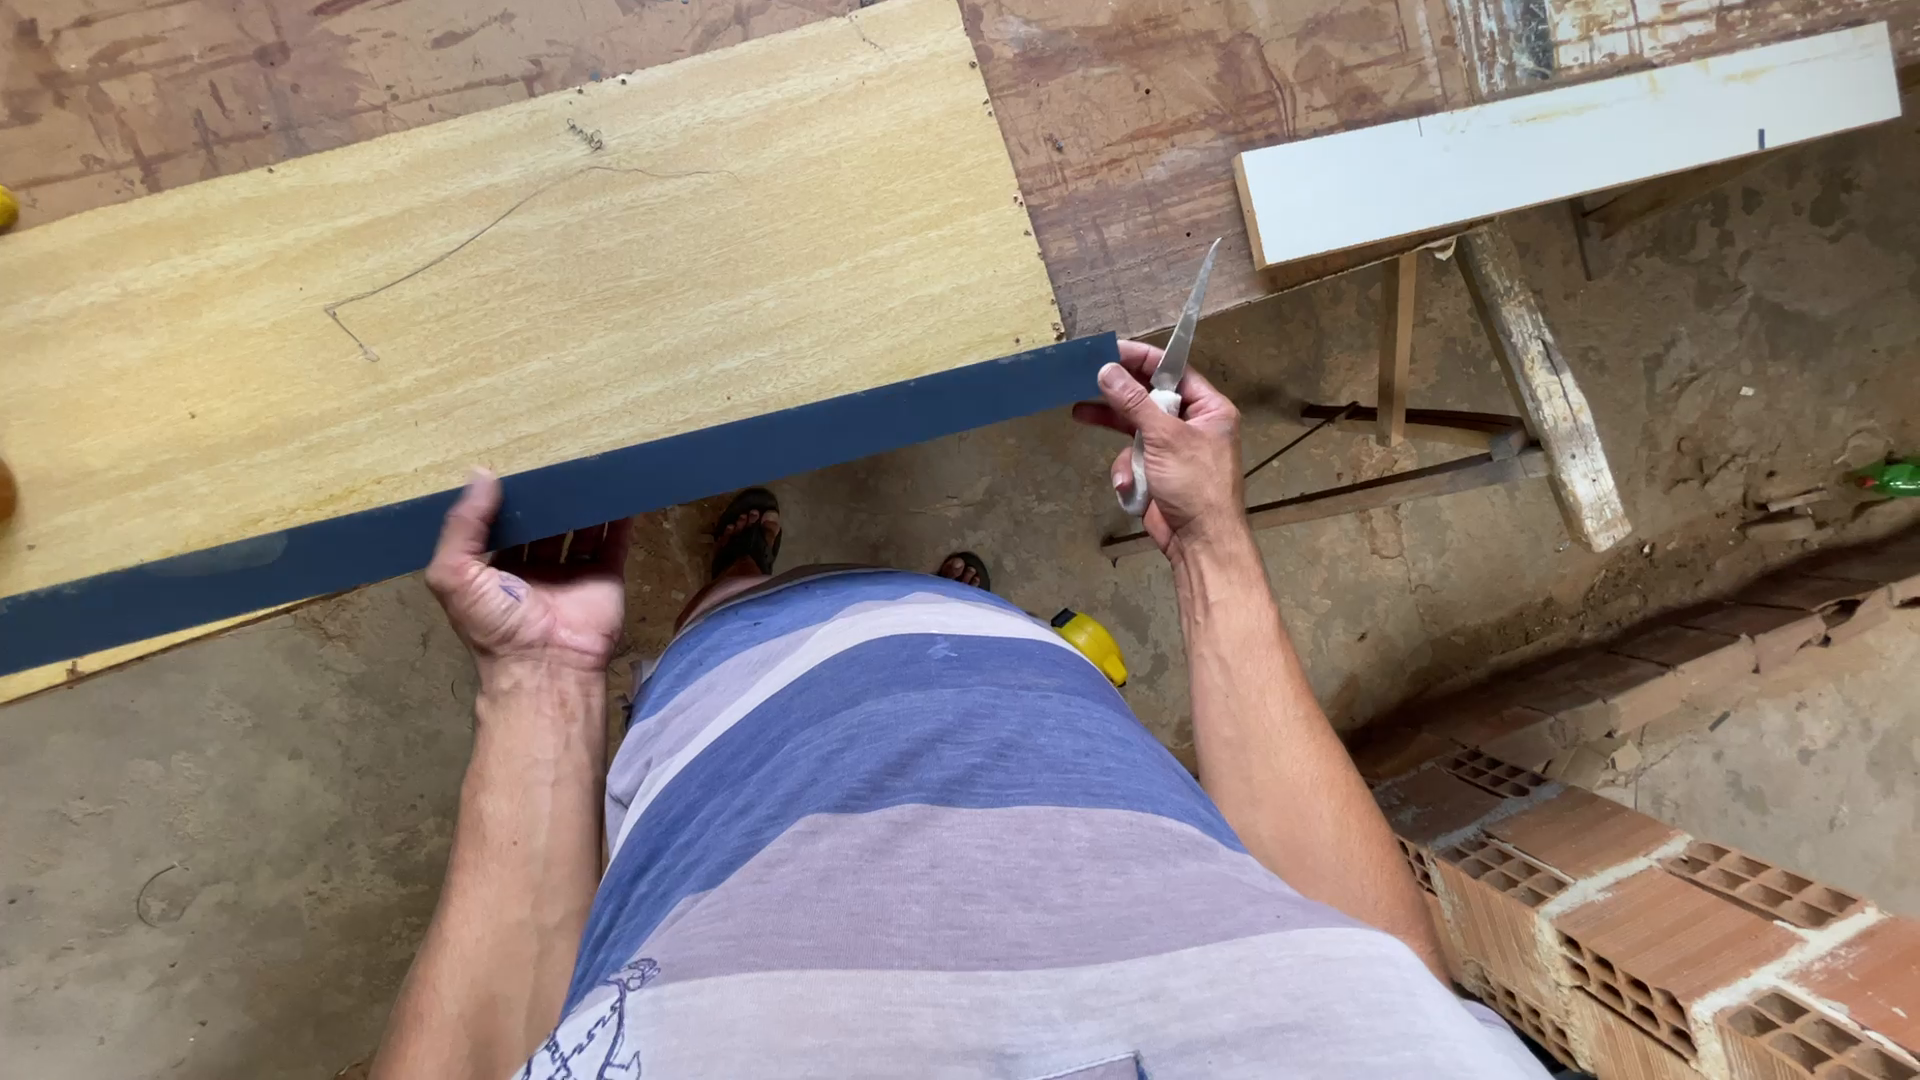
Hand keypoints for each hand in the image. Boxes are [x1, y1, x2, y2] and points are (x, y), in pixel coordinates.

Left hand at [425, 468, 631, 685]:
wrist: (546, 662)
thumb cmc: (493, 622)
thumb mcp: (453, 574)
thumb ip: (464, 525)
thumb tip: (482, 473)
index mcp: (495, 569)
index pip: (501, 525)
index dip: (506, 499)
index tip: (514, 465)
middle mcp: (535, 568)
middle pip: (545, 524)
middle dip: (549, 497)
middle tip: (555, 459)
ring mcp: (574, 572)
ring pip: (581, 529)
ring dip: (584, 503)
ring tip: (589, 469)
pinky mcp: (606, 576)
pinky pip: (615, 542)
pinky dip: (620, 519)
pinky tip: (621, 492)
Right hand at [1072, 340, 1245, 559]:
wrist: (1200, 541)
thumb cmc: (1196, 485)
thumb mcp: (1164, 437)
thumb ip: (1134, 402)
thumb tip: (1108, 370)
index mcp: (1208, 408)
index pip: (1173, 372)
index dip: (1141, 360)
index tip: (1111, 351)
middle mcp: (1192, 425)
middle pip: (1149, 399)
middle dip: (1119, 396)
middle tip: (1088, 378)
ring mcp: (1173, 450)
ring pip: (1135, 430)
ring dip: (1119, 440)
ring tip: (1080, 414)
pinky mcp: (1157, 472)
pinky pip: (1132, 459)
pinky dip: (1127, 471)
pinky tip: (1129, 486)